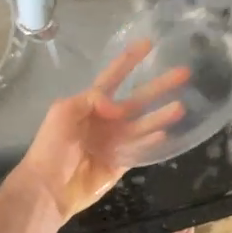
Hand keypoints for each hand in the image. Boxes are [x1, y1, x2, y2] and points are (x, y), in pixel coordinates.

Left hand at [7, 39, 188, 223]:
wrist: (48, 188)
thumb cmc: (51, 147)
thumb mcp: (63, 112)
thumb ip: (91, 100)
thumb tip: (117, 106)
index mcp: (91, 104)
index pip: (114, 76)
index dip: (130, 60)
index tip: (149, 43)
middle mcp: (107, 120)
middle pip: (138, 98)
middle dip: (160, 85)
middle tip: (184, 73)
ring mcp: (115, 141)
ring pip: (144, 124)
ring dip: (161, 115)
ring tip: (182, 106)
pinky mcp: (120, 162)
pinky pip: (140, 150)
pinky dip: (153, 142)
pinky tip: (167, 133)